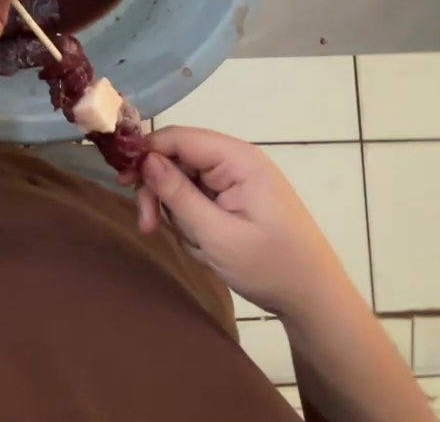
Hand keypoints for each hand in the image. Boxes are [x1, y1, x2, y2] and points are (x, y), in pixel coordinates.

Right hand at [130, 126, 347, 318]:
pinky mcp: (237, 198)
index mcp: (238, 158)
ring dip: (177, 211)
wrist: (316, 302)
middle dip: (160, 191)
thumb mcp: (217, 235)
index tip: (123, 181)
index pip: (178, 137)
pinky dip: (192, 220)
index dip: (146, 153)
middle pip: (178, 159)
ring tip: (192, 245)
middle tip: (148, 225)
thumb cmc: (270, 266)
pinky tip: (204, 245)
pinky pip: (199, 197)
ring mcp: (237, 180)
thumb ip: (178, 195)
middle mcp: (236, 161)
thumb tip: (145, 159)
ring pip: (185, 180)